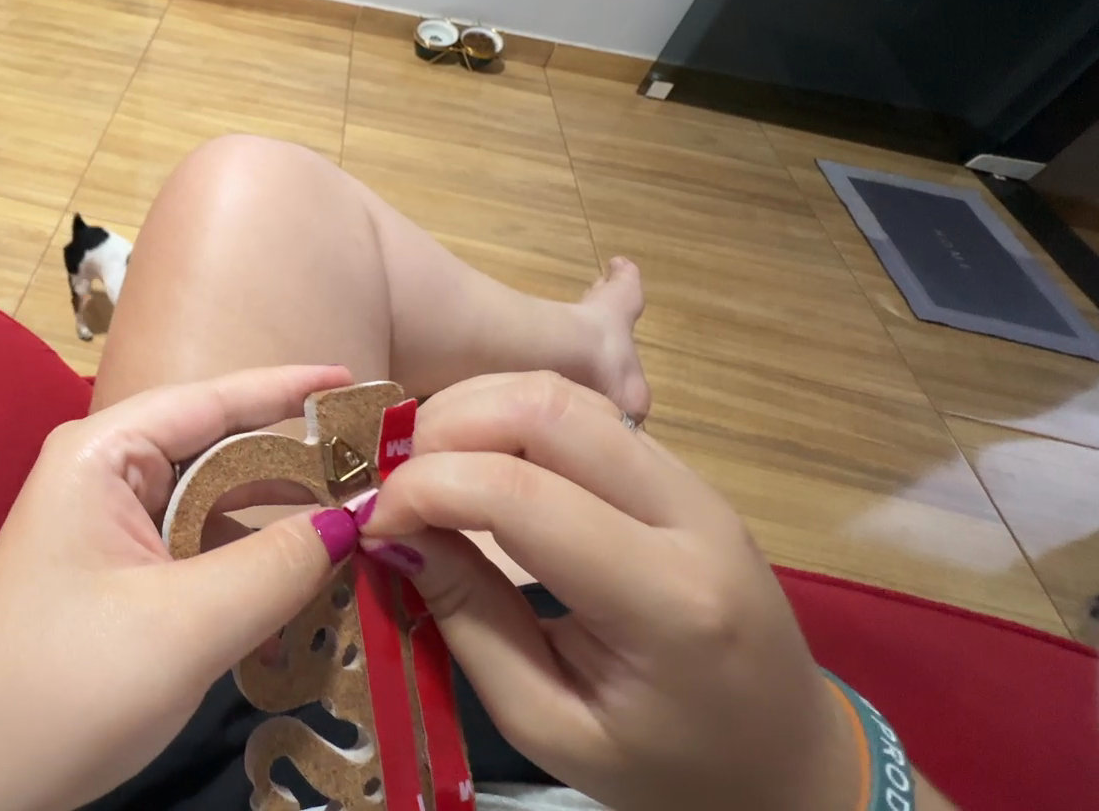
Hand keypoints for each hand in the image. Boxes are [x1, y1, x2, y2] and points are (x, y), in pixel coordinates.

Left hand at [0, 365, 361, 810]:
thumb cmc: (66, 687)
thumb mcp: (185, 625)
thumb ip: (275, 566)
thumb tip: (353, 520)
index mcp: (100, 454)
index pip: (208, 400)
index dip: (284, 388)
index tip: (352, 380)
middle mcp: (103, 472)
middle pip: (215, 449)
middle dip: (291, 464)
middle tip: (373, 474)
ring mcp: (109, 520)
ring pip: (211, 501)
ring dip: (274, 520)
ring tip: (354, 531)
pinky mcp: (119, 566)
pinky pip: (197, 544)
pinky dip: (246, 560)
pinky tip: (298, 584)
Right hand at [357, 372, 859, 810]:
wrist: (788, 762)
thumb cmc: (666, 769)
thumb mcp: (546, 723)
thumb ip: (465, 619)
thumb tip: (387, 530)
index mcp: (668, 602)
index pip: (521, 494)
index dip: (424, 490)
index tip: (373, 521)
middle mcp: (688, 516)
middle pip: (543, 410)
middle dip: (441, 429)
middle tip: (395, 482)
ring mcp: (687, 480)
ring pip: (556, 392)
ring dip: (468, 410)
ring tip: (424, 466)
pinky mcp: (670, 467)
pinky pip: (573, 406)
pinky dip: (501, 412)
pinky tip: (472, 456)